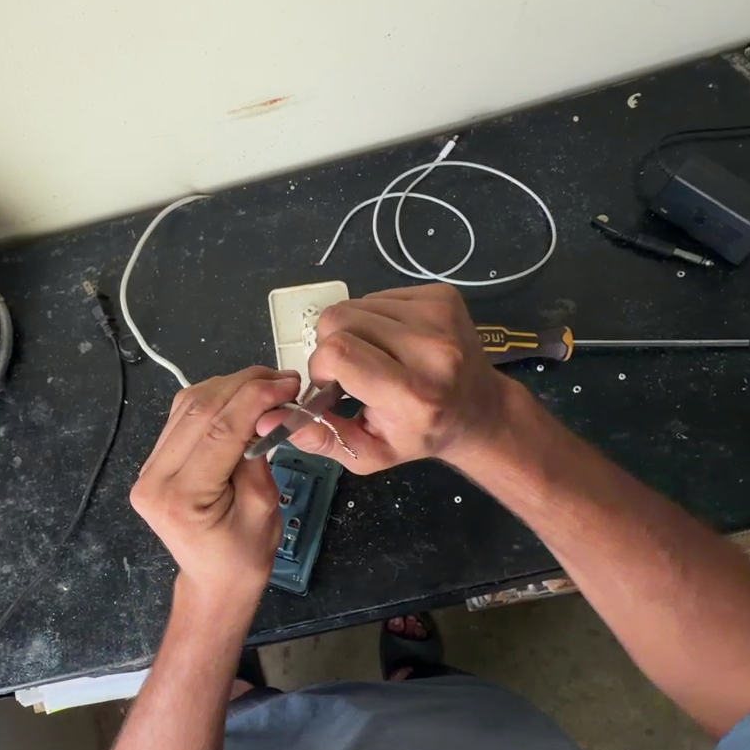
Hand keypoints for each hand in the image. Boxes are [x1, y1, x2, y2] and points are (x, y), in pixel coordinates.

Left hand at [131, 367, 299, 611]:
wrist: (212, 582)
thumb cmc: (243, 559)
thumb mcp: (264, 512)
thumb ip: (259, 458)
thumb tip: (266, 410)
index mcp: (180, 498)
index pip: (219, 431)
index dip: (255, 399)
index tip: (287, 384)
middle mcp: (153, 478)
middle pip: (198, 410)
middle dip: (244, 385)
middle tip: (283, 378)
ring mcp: (147, 468)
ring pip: (187, 406)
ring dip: (229, 386)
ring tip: (267, 384)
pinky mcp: (153, 461)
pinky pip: (182, 416)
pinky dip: (214, 399)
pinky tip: (241, 396)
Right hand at [258, 284, 521, 473]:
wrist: (479, 411)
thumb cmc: (418, 435)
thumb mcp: (367, 454)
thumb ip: (318, 437)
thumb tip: (270, 417)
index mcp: (412, 393)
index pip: (339, 351)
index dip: (321, 364)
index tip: (332, 384)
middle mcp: (431, 349)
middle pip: (340, 319)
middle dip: (330, 344)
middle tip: (350, 370)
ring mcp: (439, 315)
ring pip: (355, 303)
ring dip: (352, 329)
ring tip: (374, 356)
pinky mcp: (442, 295)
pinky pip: (377, 294)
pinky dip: (372, 317)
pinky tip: (391, 341)